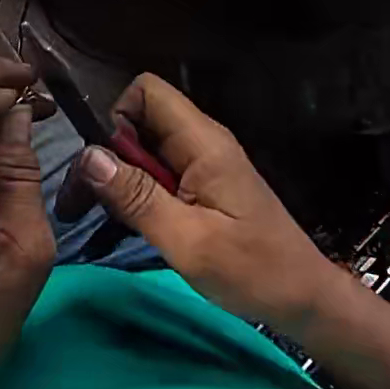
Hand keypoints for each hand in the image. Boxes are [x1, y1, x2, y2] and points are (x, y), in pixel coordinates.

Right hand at [77, 74, 335, 329]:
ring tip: (104, 218)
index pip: (147, 91)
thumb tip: (87, 156)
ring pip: (144, 149)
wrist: (302, 297)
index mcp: (202, 142)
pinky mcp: (201, 186)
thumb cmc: (252, 269)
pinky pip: (157, 174)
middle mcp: (200, 142)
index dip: (117, 117)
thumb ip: (136, 197)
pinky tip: (131, 225)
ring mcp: (202, 164)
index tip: (107, 167)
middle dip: (108, 155)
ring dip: (119, 179)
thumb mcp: (187, 240)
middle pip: (139, 120)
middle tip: (87, 203)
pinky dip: (137, 194)